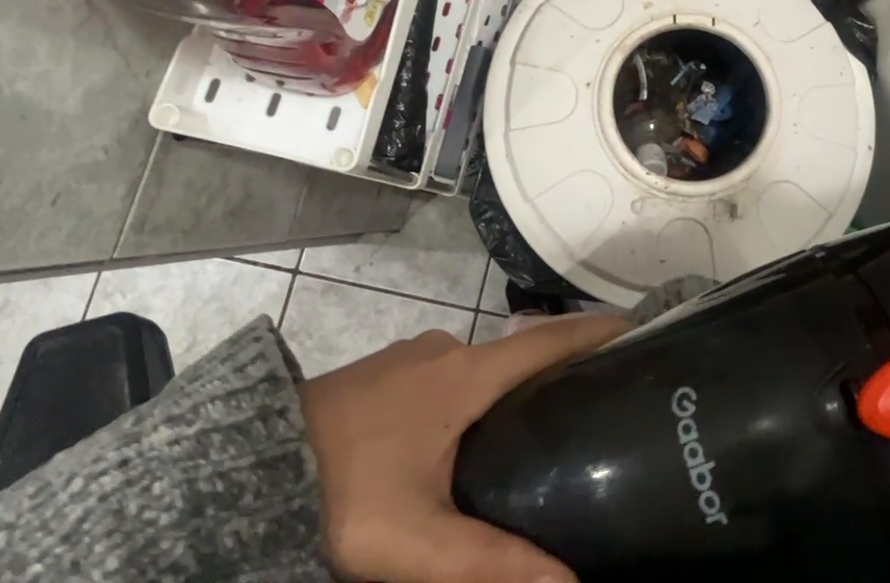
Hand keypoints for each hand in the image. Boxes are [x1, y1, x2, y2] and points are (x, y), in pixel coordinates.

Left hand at [298, 314, 628, 582]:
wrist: (250, 464)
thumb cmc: (346, 495)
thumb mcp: (421, 542)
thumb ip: (494, 564)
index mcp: (465, 376)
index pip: (547, 340)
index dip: (595, 332)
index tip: (638, 330)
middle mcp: (445, 351)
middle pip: (518, 352)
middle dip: (559, 369)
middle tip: (598, 402)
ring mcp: (411, 357)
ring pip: (480, 367)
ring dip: (513, 387)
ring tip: (542, 428)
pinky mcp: (385, 372)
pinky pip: (448, 375)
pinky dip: (477, 394)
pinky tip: (474, 436)